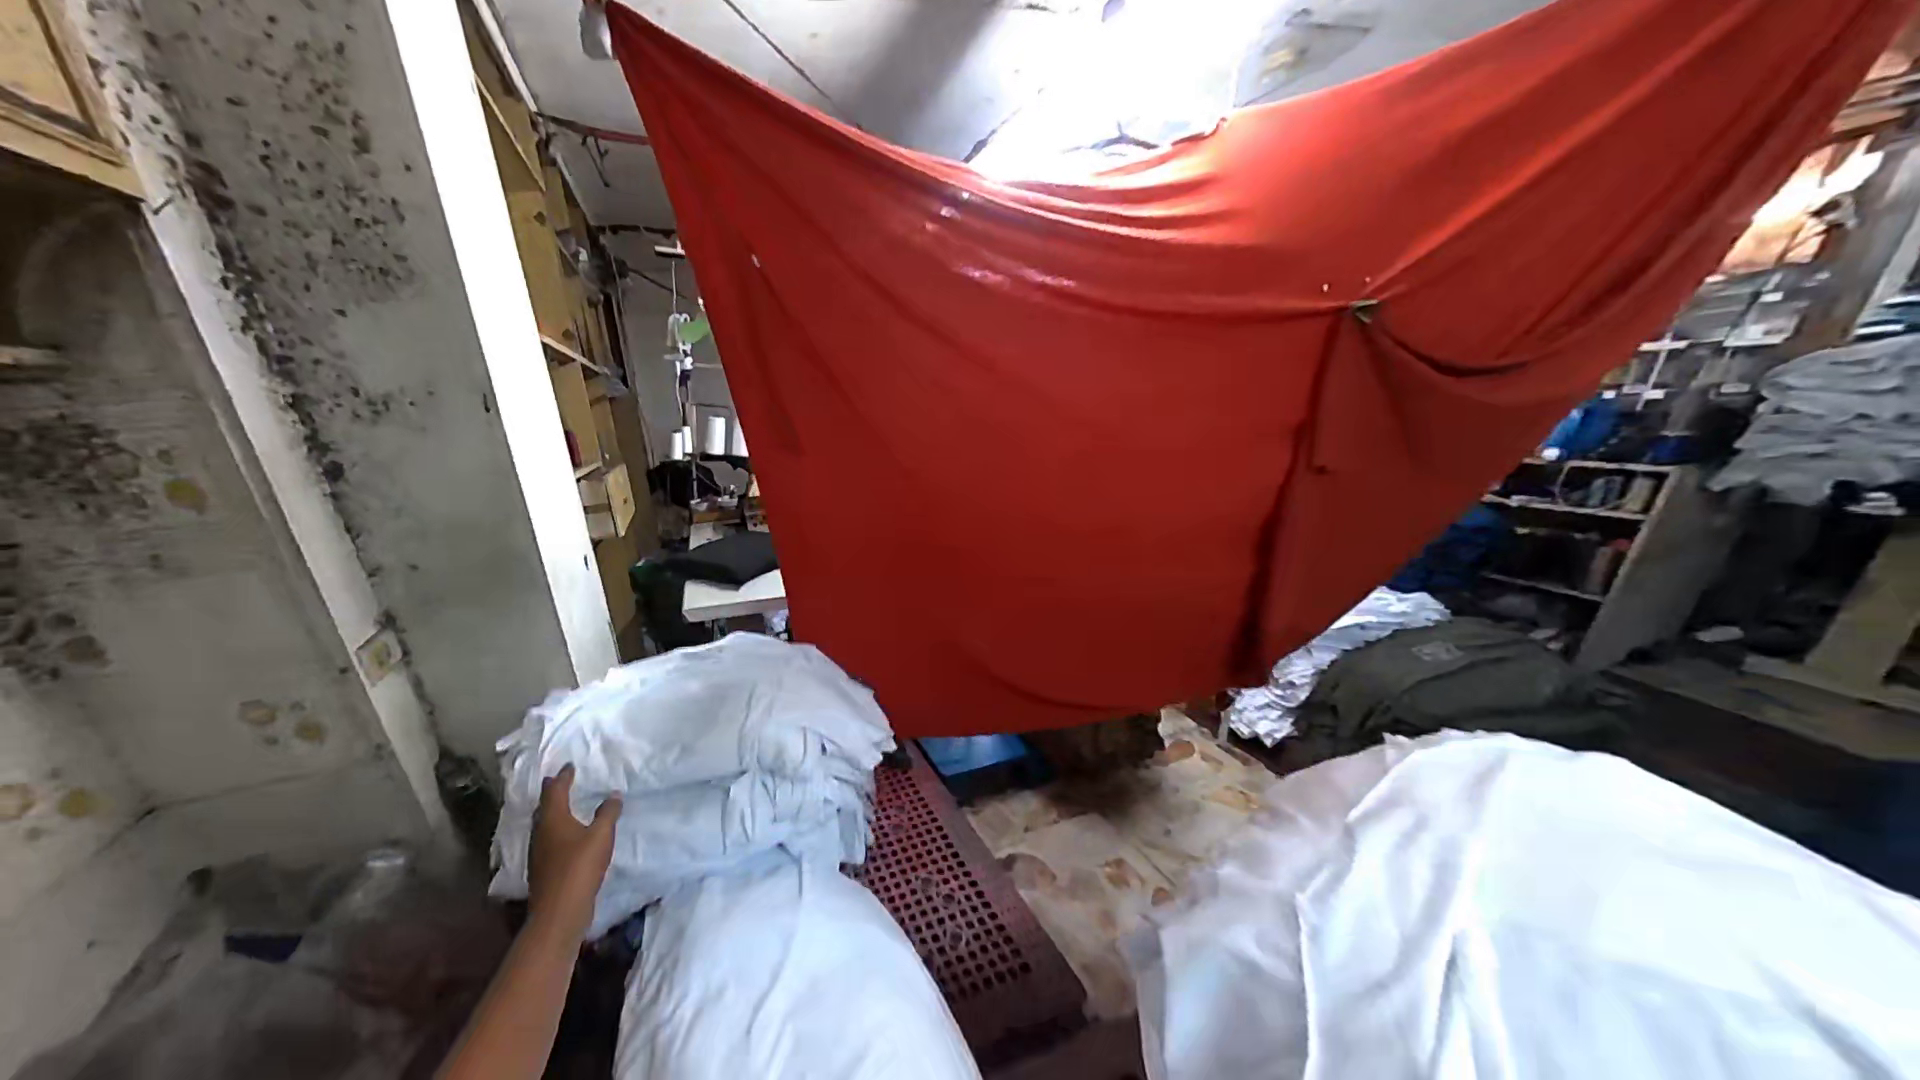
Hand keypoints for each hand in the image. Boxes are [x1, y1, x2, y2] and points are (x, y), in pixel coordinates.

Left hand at [526, 764, 619, 931]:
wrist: (559, 910)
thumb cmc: (580, 866)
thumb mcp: (602, 835)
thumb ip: (608, 813)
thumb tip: (613, 794)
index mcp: (553, 820)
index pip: (554, 791)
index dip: (562, 777)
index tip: (569, 766)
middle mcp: (541, 833)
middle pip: (544, 808)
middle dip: (552, 793)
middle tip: (559, 781)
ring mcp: (539, 853)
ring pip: (543, 825)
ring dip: (552, 812)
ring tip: (563, 806)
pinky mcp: (543, 868)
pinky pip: (547, 839)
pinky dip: (556, 829)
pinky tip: (565, 836)